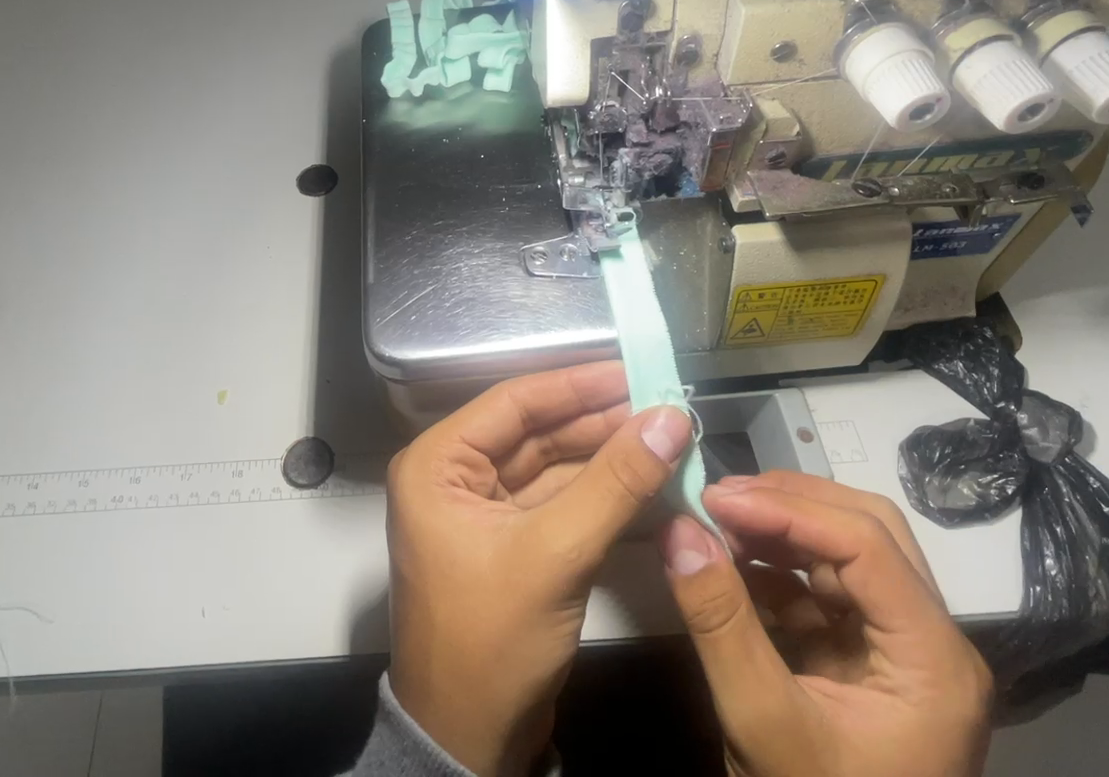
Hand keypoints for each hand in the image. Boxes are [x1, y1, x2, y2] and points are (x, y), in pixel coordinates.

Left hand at [386, 361, 691, 776]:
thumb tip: (669, 418)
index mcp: (439, 464)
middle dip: (601, 421)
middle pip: (538, 432)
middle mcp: (456, 478)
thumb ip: (614, 483)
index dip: (579, 384)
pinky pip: (562, 503)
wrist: (469, 739)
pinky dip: (604, 495)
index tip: (638, 369)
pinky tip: (651, 483)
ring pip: (555, 467)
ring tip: (669, 440)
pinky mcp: (514, 545)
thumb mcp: (554, 554)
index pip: (515, 402)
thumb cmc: (490, 641)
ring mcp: (485, 513)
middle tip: (666, 407)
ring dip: (608, 457)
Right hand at [660, 471, 991, 776]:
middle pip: (869, 534)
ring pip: (845, 554)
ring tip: (714, 523)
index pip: (868, 546)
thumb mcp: (760, 721)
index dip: (787, 509)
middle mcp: (930, 640)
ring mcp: (898, 648)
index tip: (713, 497)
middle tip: (716, 499)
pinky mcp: (862, 658)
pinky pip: (821, 590)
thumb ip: (720, 621)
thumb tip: (677, 529)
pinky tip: (727, 562)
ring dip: (779, 530)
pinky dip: (772, 568)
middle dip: (789, 505)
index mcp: (933, 658)